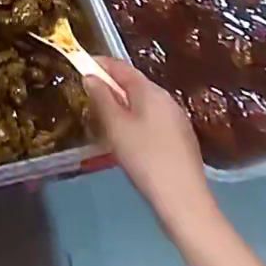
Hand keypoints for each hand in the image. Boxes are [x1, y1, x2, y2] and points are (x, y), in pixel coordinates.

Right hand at [84, 57, 207, 214]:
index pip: (120, 66)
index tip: (81, 67)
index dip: (99, 64)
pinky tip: (130, 141)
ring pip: (144, 103)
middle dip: (111, 86)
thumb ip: (101, 97)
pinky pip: (154, 120)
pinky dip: (137, 121)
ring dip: (124, 105)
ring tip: (106, 121)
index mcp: (150, 90)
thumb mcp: (115, 126)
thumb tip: (91, 77)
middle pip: (134, 84)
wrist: (184, 201)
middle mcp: (166, 99)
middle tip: (90, 97)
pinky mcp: (182, 139)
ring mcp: (177, 119)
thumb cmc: (144, 157)